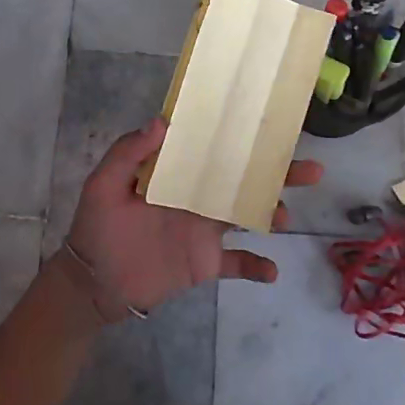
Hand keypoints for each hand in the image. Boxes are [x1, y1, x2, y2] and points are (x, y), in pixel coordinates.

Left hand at [64, 117, 323, 316]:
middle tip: (310, 169)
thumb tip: (162, 121)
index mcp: (174, 177)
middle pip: (241, 181)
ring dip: (271, 214)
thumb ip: (128, 153)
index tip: (267, 126)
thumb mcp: (104, 185)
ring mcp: (203, 232)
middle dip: (275, 174)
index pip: (209, 152)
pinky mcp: (205, 263)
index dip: (236, 139)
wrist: (94, 282)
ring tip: (282, 216)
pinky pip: (238, 264)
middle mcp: (195, 199)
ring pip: (247, 217)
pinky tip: (270, 269)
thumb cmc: (97, 228)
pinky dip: (256, 266)